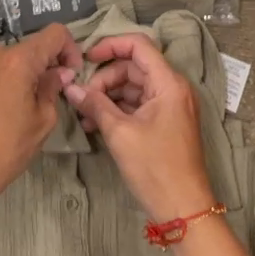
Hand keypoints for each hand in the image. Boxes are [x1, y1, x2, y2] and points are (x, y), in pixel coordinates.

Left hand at [0, 24, 81, 201]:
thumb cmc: (9, 147)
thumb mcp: (44, 118)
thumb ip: (53, 87)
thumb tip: (60, 73)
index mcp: (18, 60)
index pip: (55, 33)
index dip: (70, 49)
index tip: (72, 74)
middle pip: (35, 45)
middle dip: (51, 62)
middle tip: (59, 90)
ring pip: (17, 56)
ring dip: (33, 70)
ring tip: (36, 100)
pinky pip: (1, 67)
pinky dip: (15, 76)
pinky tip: (16, 103)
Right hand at [64, 33, 215, 220]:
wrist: (184, 210)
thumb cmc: (155, 168)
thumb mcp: (120, 134)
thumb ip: (95, 105)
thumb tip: (70, 88)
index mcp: (169, 83)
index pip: (139, 46)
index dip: (110, 45)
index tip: (85, 58)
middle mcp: (173, 88)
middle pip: (133, 68)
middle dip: (104, 79)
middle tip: (82, 99)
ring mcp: (170, 106)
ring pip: (133, 87)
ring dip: (107, 96)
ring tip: (84, 115)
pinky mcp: (165, 123)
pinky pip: (137, 105)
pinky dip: (117, 110)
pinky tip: (95, 124)